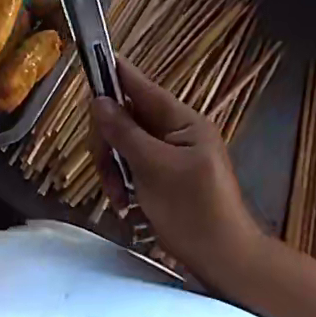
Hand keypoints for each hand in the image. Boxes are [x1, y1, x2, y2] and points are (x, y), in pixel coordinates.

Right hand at [90, 61, 266, 281]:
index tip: (91, 56)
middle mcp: (175, 132)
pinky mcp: (163, 177)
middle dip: (108, 145)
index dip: (115, 74)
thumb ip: (126, 133)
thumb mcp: (155, 170)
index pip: (142, 87)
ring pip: (123, 145)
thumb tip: (99, 101)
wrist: (224, 260)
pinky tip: (124, 206)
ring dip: (113, 170)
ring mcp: (169, 155)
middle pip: (125, 119)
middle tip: (106, 174)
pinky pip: (132, 167)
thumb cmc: (194, 211)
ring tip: (118, 199)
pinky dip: (123, 183)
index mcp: (182, 122)